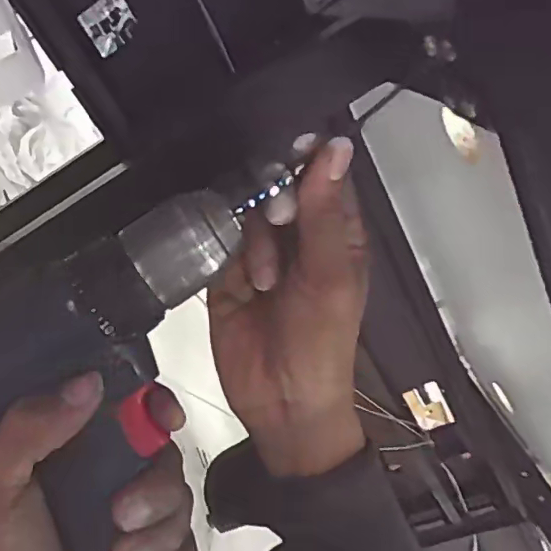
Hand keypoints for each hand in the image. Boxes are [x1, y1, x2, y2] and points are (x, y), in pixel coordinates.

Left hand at [0, 374, 196, 550]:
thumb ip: (29, 428)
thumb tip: (90, 382)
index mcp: (66, 448)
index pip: (121, 407)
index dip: (151, 405)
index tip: (166, 420)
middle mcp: (103, 476)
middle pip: (163, 456)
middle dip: (154, 488)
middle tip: (120, 518)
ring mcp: (129, 522)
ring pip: (180, 503)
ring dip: (161, 534)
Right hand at [209, 135, 369, 476]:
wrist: (280, 403)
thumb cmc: (321, 344)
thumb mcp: (329, 276)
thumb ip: (324, 213)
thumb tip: (335, 147)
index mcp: (334, 234)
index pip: (322, 177)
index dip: (307, 160)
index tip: (289, 154)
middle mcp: (295, 239)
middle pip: (275, 189)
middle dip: (272, 202)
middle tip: (274, 224)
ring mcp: (257, 257)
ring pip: (242, 214)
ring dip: (252, 243)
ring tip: (263, 282)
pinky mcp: (224, 276)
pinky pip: (216, 244)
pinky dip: (224, 258)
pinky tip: (240, 284)